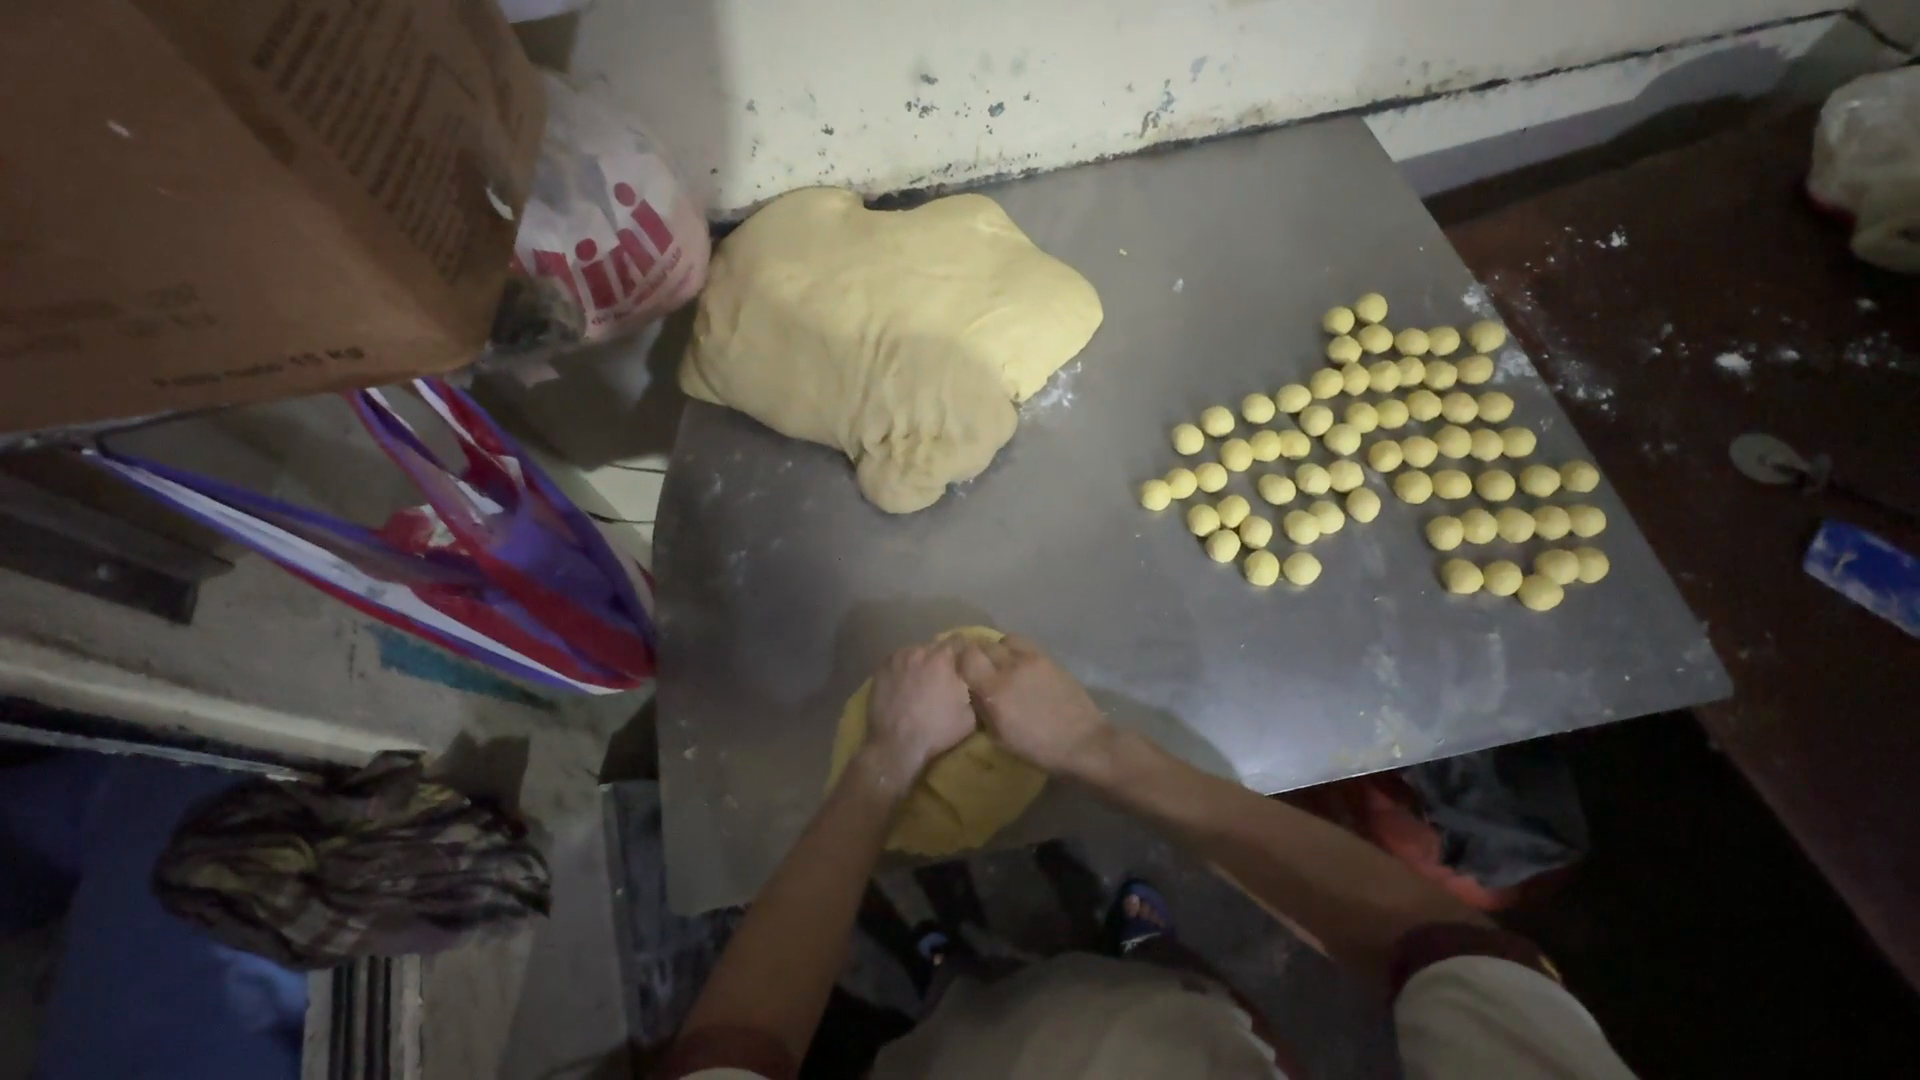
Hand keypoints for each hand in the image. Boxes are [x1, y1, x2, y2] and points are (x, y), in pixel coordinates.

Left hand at [862, 641, 976, 784]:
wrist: (897, 744)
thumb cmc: (937, 730)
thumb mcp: (971, 715)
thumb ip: (975, 690)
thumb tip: (978, 680)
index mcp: (943, 658)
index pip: (960, 641)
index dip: (965, 651)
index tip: (966, 663)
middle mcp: (920, 650)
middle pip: (936, 647)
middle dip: (942, 658)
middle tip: (944, 676)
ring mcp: (898, 657)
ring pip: (916, 653)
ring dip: (922, 662)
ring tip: (922, 681)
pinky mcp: (881, 667)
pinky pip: (899, 661)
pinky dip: (904, 668)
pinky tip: (905, 683)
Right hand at [956, 635, 1107, 773]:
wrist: (1082, 742)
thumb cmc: (1038, 748)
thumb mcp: (1000, 737)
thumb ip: (983, 708)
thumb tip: (975, 689)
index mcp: (994, 690)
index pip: (966, 657)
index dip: (961, 660)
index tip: (961, 669)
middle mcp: (1010, 667)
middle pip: (983, 644)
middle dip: (977, 654)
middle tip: (979, 667)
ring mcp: (1032, 659)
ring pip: (1005, 639)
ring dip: (998, 649)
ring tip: (1001, 664)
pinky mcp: (1049, 658)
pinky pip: (1025, 644)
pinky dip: (1016, 650)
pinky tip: (1021, 666)